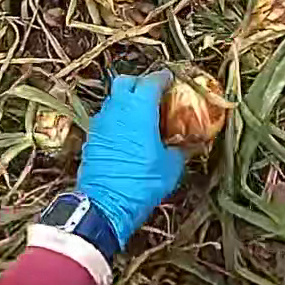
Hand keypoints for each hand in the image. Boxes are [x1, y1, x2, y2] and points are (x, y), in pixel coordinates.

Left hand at [76, 71, 185, 247]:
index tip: (172, 80)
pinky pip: (107, 118)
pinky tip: (129, 134)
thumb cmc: (140, 182)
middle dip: (141, 83)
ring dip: (128, 101)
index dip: (163, 78)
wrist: (103, 206)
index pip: (151, 81)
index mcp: (139, 109)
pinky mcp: (92, 138)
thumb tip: (192, 143)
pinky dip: (118, 118)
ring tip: (144, 116)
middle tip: (155, 94)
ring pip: (114, 99)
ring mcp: (101, 123)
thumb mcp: (170, 166)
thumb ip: (181, 149)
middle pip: (126, 81)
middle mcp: (117, 109)